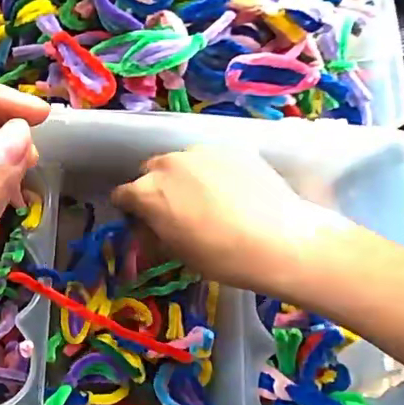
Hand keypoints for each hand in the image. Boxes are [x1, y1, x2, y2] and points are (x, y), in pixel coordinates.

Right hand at [111, 144, 385, 306]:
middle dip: (157, 189)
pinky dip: (213, 172)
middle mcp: (168, 163)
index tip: (144, 223)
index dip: (131, 211)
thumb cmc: (221, 257)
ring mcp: (201, 151)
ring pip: (182, 163)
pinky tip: (232, 192)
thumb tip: (150, 226)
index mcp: (146, 192)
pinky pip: (211, 159)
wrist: (281, 241)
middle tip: (177, 212)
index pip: (122, 195)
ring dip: (185, 178)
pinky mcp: (232, 147)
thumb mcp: (177, 253)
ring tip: (208, 200)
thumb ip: (154, 233)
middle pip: (150, 172)